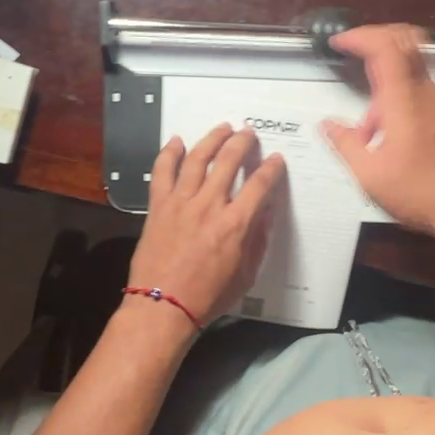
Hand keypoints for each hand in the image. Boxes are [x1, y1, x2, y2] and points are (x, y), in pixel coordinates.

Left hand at [128, 125, 286, 326]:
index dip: (271, 168)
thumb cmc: (208, 297)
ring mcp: (181, 202)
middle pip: (229, 160)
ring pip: (197, 158)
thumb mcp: (245, 275)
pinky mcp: (158, 205)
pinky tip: (177, 141)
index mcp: (235, 224)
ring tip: (222, 128)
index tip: (276, 159)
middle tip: (248, 133)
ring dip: (211, 139)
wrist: (163, 306)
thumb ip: (257, 241)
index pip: (260, 185)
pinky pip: (162, 171)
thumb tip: (265, 215)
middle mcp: (209, 205)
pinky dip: (169, 153)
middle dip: (242, 142)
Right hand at [323, 24, 434, 235]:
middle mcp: (428, 92)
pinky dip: (402, 95)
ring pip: (415, 68)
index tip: (339, 41)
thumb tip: (328, 125)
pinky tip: (390, 135)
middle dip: (377, 39)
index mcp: (405, 99)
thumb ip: (345, 144)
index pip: (385, 46)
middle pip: (406, 41)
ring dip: (388, 80)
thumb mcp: (370, 175)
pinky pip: (424, 89)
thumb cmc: (421, 193)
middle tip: (354, 50)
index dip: (360, 36)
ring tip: (369, 127)